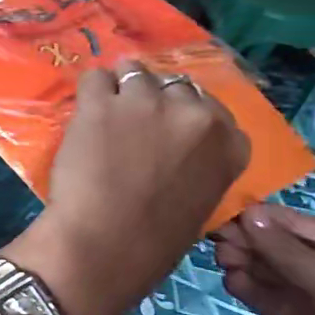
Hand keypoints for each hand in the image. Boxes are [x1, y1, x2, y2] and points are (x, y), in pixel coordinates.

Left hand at [5, 60, 249, 314]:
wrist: (106, 241)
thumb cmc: (153, 239)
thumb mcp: (199, 200)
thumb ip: (196, 165)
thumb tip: (172, 151)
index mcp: (230, 143)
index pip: (211, 107)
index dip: (183, 113)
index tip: (165, 126)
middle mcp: (195, 114)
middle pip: (174, 86)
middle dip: (153, 99)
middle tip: (130, 119)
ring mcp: (148, 103)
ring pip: (134, 73)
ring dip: (121, 87)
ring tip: (105, 108)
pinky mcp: (103, 103)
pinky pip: (95, 78)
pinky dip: (90, 90)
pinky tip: (84, 109)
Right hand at [214, 204, 314, 314]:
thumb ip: (290, 253)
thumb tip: (248, 214)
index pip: (294, 224)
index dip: (260, 217)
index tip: (225, 212)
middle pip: (272, 243)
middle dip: (245, 238)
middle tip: (218, 239)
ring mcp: (300, 292)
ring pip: (260, 266)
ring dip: (239, 258)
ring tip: (224, 260)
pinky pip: (256, 292)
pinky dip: (240, 283)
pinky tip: (233, 281)